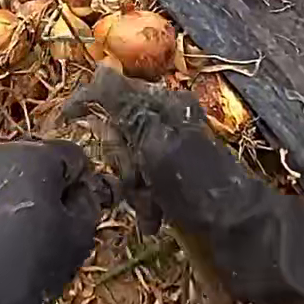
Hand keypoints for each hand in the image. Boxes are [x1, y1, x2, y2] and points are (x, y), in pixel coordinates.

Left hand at [0, 139, 108, 303]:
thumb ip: (88, 201)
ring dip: (16, 194)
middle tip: (49, 225)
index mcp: (37, 153)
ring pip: (6, 174)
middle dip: (47, 185)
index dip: (81, 185)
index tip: (78, 214)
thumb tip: (79, 190)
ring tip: (16, 234)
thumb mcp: (79, 236)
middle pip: (37, 160)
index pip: (73, 157)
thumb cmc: (30, 267)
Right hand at [63, 65, 209, 230]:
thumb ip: (127, 108)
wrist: (239, 236)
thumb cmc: (197, 185)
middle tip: (137, 177)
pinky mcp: (170, 184)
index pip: (118, 91)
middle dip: (122, 160)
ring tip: (151, 206)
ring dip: (133, 188)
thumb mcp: (156, 142)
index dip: (90, 100)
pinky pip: (139, 187)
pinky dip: (143, 204)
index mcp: (166, 105)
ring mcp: (169, 155)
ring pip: (126, 163)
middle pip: (118, 132)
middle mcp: (167, 124)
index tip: (64, 118)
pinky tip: (154, 220)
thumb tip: (101, 67)